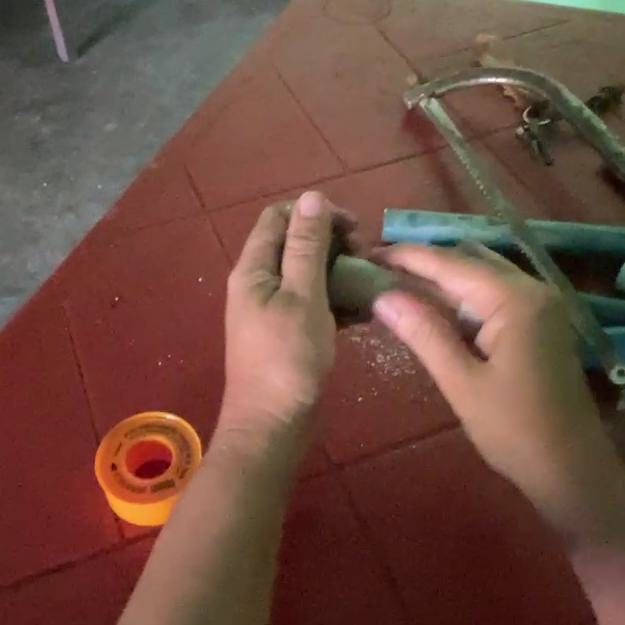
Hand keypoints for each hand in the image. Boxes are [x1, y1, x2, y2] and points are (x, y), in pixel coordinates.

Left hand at [218, 191, 352, 442]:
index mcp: (253, 269)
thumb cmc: (287, 360)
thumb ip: (307, 247)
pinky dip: (338, 299)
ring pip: (308, 274)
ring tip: (371, 283)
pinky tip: (366, 309)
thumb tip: (312, 197)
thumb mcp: (302, 297)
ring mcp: (273, 310)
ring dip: (339, 271)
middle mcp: (258, 284)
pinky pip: (314, 303)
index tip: (353, 227)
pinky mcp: (289, 333)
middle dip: (332, 242)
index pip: (278, 218)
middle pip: (294, 244)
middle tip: (365, 256)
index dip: (315, 213)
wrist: (272, 427)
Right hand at [372, 242, 624, 535]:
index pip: (450, 264)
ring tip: (394, 284)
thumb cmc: (516, 431)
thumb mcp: (462, 384)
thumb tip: (382, 297)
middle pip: (467, 262)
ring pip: (481, 277)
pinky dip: (461, 298)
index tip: (365, 253)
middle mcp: (532, 289)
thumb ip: (424, 334)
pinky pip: (493, 296)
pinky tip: (431, 308)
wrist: (573, 470)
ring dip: (440, 280)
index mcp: (515, 300)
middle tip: (373, 270)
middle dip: (421, 265)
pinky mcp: (539, 323)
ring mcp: (540, 305)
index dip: (406, 257)